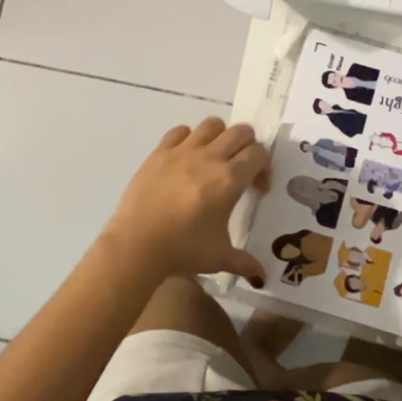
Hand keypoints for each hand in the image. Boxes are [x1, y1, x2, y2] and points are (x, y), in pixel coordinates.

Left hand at [100, 118, 270, 285]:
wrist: (137, 244)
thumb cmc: (183, 249)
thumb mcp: (219, 258)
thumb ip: (244, 262)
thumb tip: (261, 276)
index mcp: (230, 179)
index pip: (258, 154)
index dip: (264, 168)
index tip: (257, 190)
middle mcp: (209, 157)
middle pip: (240, 132)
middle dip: (248, 147)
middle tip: (242, 169)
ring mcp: (182, 151)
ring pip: (211, 124)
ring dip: (220, 136)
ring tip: (215, 158)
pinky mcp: (158, 153)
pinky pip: (179, 131)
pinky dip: (189, 138)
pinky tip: (186, 158)